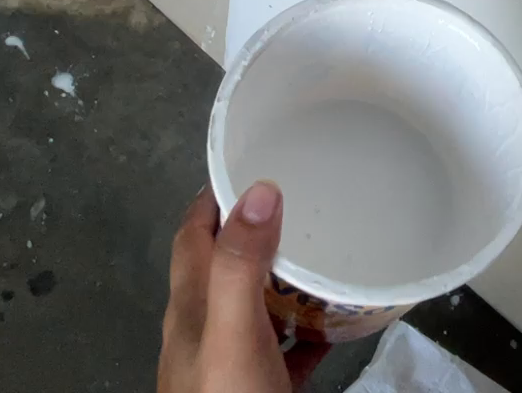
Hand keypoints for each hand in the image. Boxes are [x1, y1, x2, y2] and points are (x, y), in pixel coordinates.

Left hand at [160, 182, 326, 391]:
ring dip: (281, 270)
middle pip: (226, 261)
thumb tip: (260, 187)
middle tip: (307, 191)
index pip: (196, 229)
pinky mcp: (256, 386)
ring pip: (253, 299)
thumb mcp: (233, 336)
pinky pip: (280, 340)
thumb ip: (242, 266)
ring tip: (323, 242)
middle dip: (259, 223)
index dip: (219, 189)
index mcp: (191, 307)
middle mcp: (202, 328)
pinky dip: (301, 321)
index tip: (260, 152)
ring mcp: (228, 360)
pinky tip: (330, 317)